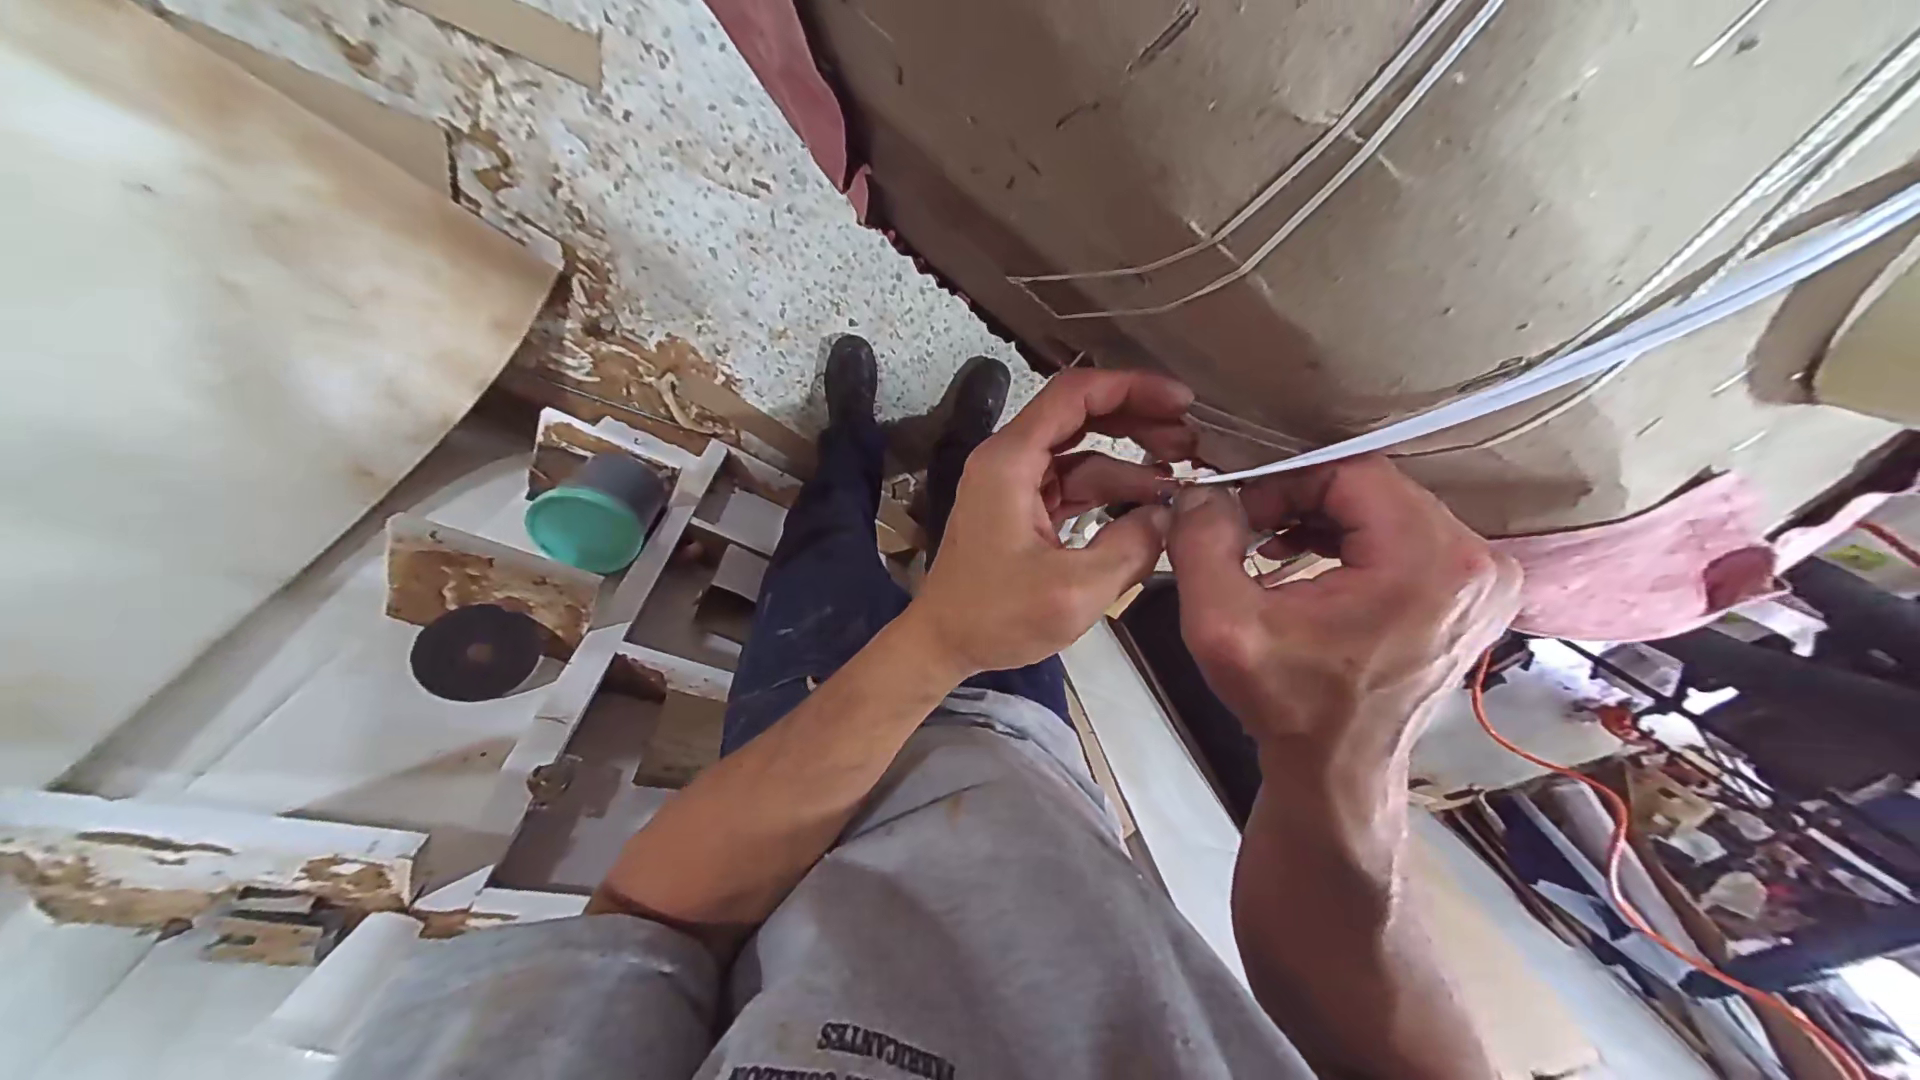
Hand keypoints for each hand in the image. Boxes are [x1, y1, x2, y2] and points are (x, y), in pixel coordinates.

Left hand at [904, 369, 1197, 676]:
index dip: (1132, 387)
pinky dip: (1107, 493)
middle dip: (1137, 422)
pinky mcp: (1020, 509)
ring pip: (1080, 456)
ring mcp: (1013, 485)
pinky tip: (1145, 505)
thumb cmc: (995, 617)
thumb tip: (1169, 516)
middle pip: (1080, 418)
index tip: (1181, 401)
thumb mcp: (1075, 589)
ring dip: (1128, 465)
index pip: (1074, 395)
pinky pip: (1070, 487)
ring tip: (1180, 482)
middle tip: (1190, 441)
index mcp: (1010, 462)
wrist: (943, 642)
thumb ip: (1131, 547)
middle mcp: (1008, 461)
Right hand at [1166, 455, 1520, 770]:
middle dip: (1296, 500)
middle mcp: (1475, 561)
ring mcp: (1482, 578)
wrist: (1336, 767)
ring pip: (1383, 506)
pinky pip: (1400, 533)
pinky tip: (1304, 563)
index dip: (1282, 483)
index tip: (1239, 518)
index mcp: (1428, 561)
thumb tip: (1199, 491)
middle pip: (1370, 486)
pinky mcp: (1469, 592)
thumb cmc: (1286, 703)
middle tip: (1247, 534)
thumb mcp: (1220, 624)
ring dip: (1317, 517)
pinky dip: (1346, 538)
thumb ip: (1200, 543)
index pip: (1350, 471)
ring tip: (1269, 549)